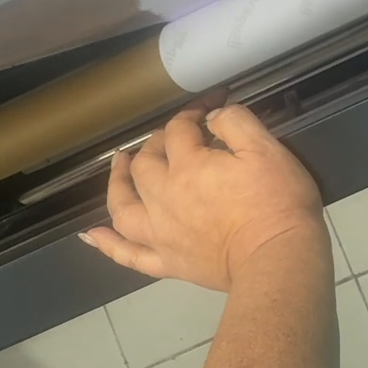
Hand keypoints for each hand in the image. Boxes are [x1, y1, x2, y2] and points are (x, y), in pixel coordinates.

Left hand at [81, 104, 326, 291]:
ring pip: (123, 205)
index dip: (194, 111)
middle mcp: (165, 197)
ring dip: (117, 182)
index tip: (212, 104)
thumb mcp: (266, 148)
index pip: (180, 129)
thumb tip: (212, 116)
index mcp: (190, 166)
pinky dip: (105, 243)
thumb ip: (236, 123)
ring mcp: (160, 233)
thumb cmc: (276, 199)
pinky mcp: (165, 263)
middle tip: (172, 135)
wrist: (276, 257)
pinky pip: (126, 254)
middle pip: (145, 163)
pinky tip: (91, 235)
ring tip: (119, 165)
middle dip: (156, 142)